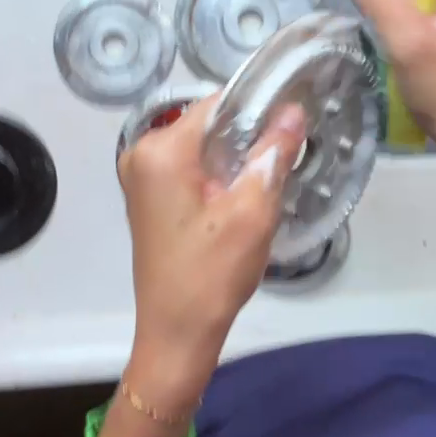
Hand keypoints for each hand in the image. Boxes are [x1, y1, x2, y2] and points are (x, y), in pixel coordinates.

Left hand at [117, 96, 305, 411]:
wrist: (176, 332)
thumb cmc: (212, 273)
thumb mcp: (253, 210)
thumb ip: (273, 153)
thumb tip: (294, 110)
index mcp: (159, 150)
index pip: (217, 104)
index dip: (258, 105)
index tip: (295, 113)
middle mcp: (140, 153)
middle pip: (207, 125)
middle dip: (247, 136)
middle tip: (287, 153)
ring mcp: (140, 176)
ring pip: (201, 148)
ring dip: (234, 158)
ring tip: (270, 175)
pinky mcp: (148, 197)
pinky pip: (189, 169)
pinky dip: (217, 174)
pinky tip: (242, 194)